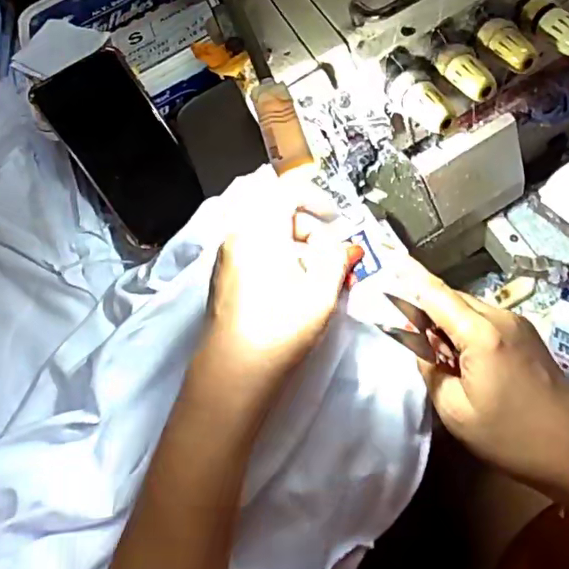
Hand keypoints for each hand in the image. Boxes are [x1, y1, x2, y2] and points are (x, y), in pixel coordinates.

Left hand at [196, 177, 363, 404]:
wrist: (232, 377)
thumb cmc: (279, 330)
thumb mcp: (321, 292)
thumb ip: (337, 258)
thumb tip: (344, 245)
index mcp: (258, 231)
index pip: (288, 192)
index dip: (318, 199)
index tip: (336, 220)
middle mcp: (237, 237)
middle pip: (279, 213)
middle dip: (310, 230)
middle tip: (332, 259)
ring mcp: (227, 257)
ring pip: (268, 234)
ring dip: (296, 247)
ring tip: (316, 280)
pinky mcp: (224, 278)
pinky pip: (255, 252)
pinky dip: (279, 259)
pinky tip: (293, 290)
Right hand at [398, 269, 568, 501]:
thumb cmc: (515, 437)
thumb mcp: (457, 412)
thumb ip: (430, 370)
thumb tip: (420, 346)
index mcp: (480, 332)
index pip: (434, 293)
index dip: (407, 280)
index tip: (386, 264)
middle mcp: (499, 317)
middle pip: (450, 297)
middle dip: (425, 308)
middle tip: (405, 331)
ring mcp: (517, 324)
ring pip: (467, 309)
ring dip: (446, 321)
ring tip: (435, 355)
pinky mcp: (526, 336)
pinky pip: (484, 321)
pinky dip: (465, 330)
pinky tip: (461, 359)